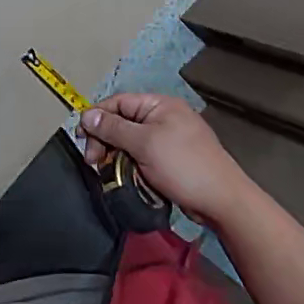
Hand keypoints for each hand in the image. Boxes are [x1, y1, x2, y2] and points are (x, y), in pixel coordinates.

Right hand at [79, 93, 259, 224]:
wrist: (221, 200)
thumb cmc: (183, 166)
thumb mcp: (144, 144)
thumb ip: (113, 128)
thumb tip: (86, 115)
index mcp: (159, 105)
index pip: (118, 103)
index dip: (97, 117)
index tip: (81, 138)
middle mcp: (163, 117)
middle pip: (122, 122)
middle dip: (104, 140)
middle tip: (93, 161)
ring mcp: (167, 139)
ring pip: (129, 142)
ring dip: (116, 155)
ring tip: (108, 171)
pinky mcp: (169, 160)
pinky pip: (141, 156)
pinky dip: (130, 165)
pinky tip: (124, 176)